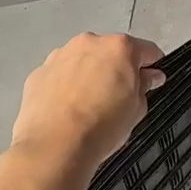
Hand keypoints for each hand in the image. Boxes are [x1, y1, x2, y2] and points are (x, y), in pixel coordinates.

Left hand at [9, 32, 164, 172]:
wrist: (54, 146)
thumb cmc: (103, 126)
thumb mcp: (137, 109)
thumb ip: (144, 85)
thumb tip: (150, 76)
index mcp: (120, 47)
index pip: (147, 51)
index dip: (153, 67)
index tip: (152, 82)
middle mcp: (89, 42)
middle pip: (111, 52)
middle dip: (117, 69)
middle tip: (117, 97)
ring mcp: (60, 55)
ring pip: (83, 60)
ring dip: (89, 74)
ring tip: (87, 105)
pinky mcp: (37, 73)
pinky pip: (60, 74)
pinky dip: (66, 85)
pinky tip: (66, 109)